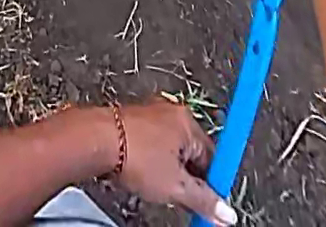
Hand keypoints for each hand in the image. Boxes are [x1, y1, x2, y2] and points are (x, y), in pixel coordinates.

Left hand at [112, 99, 235, 225]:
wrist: (99, 140)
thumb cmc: (136, 156)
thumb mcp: (175, 186)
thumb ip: (204, 200)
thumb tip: (227, 214)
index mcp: (187, 122)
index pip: (211, 156)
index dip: (211, 183)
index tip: (209, 203)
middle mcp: (172, 112)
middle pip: (192, 151)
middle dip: (188, 177)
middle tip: (181, 197)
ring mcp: (153, 113)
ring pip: (172, 148)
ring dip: (170, 170)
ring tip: (159, 186)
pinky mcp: (137, 119)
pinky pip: (155, 143)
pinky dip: (154, 159)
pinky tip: (145, 173)